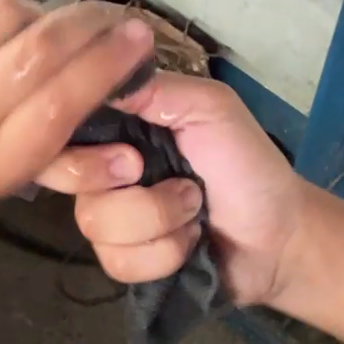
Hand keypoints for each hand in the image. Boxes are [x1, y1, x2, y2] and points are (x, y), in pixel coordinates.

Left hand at [0, 0, 153, 244]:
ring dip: (51, 12)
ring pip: (8, 20)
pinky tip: (18, 21)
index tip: (141, 38)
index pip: (63, 101)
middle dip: (93, 24)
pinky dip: (7, 10)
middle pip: (41, 50)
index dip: (109, 63)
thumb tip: (127, 154)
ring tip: (69, 21)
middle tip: (121, 16)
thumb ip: (59, 163)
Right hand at [35, 72, 309, 305]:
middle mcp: (104, 169)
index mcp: (120, 126)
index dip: (79, 143)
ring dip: (159, 220)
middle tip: (171, 182)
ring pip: (95, 223)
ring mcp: (111, 218)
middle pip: (68, 178)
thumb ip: (159, 89)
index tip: (126, 155)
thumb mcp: (212, 109)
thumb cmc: (247, 164)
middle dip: (129, 188)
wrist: (279, 237)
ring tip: (194, 212)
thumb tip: (100, 81)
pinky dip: (163, 255)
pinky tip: (189, 245)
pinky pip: (117, 261)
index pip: (64, 126)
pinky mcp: (124, 262)